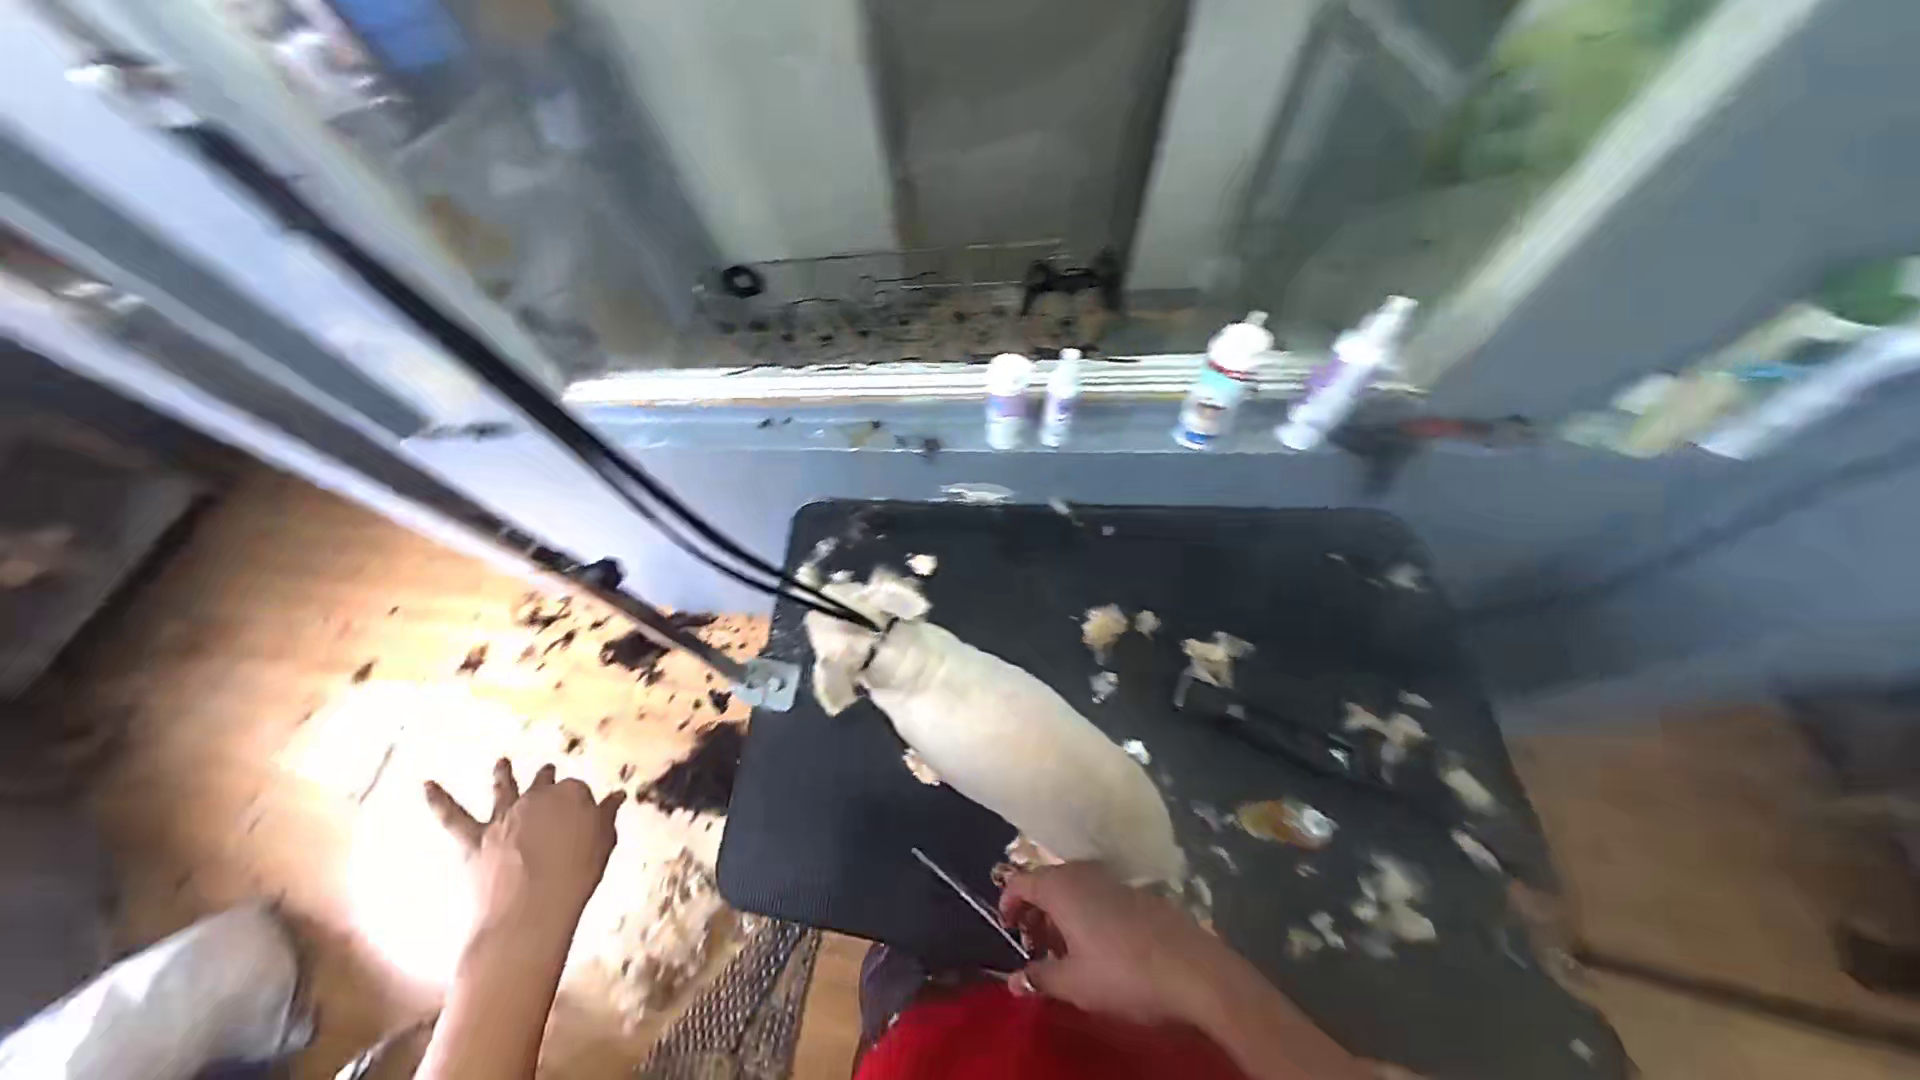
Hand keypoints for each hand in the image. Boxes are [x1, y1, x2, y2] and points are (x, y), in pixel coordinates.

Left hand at [424, 759, 623, 929]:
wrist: (529, 912)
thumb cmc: (577, 876)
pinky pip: (452, 817)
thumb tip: (616, 796)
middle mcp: (535, 798)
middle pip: (543, 783)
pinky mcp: (474, 839)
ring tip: (501, 761)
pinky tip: (426, 785)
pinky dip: (438, 800)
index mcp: (570, 795)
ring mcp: (503, 817)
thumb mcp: (603, 843)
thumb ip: (606, 817)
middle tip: (548, 768)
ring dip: (502, 773)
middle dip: (547, 776)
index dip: (581, 802)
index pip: (577, 790)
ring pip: (503, 788)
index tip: (587, 812)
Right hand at [997, 861, 1235, 1026]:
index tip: (1008, 931)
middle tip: (1034, 948)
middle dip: (1033, 912)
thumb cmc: (1123, 973)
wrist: (1192, 968)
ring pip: (1071, 888)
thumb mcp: (1074, 983)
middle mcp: (1081, 872)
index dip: (1008, 903)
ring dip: (1058, 915)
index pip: (1019, 880)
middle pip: (1044, 882)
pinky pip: (1093, 893)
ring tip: (1063, 953)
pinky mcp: (1132, 891)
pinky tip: (1094, 947)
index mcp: (1060, 887)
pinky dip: (1083, 913)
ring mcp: (1109, 879)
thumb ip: (1039, 977)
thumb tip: (1013, 980)